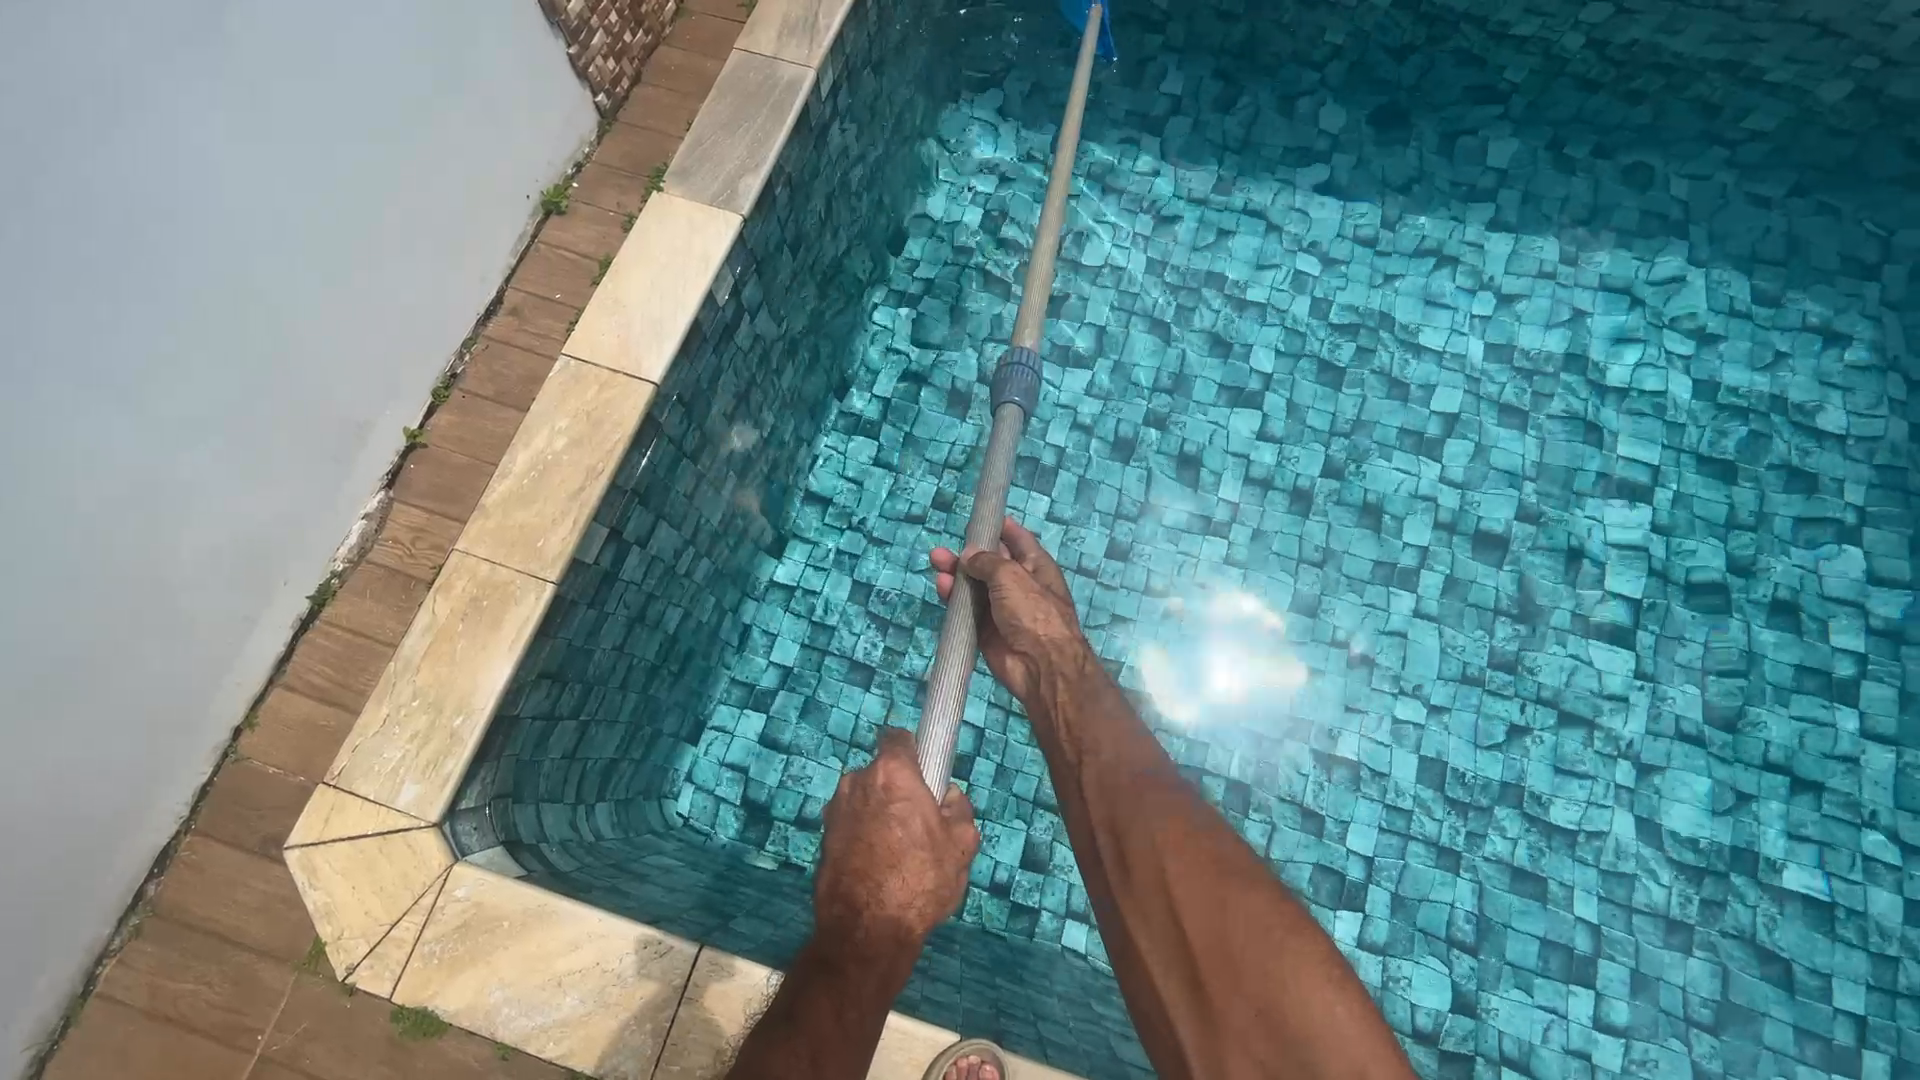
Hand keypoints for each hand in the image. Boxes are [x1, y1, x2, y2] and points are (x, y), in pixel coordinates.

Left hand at [815, 729, 978, 951]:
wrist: (867, 933)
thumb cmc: (920, 880)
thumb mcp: (961, 844)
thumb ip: (959, 809)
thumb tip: (947, 797)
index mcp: (892, 773)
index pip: (899, 739)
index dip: (915, 752)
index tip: (927, 775)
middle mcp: (857, 782)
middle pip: (883, 774)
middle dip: (900, 792)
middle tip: (920, 825)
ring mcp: (834, 811)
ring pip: (866, 801)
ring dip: (880, 816)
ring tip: (899, 854)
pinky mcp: (822, 840)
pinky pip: (851, 826)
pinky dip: (863, 838)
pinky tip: (878, 869)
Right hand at [931, 517, 1092, 704]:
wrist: (1040, 666)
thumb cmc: (1033, 612)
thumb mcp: (1010, 576)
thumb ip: (987, 561)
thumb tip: (969, 555)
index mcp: (1036, 567)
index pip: (1019, 540)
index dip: (1001, 528)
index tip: (981, 519)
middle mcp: (1020, 586)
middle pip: (991, 564)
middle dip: (969, 554)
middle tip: (944, 549)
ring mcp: (1003, 609)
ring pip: (976, 587)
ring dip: (957, 575)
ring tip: (936, 562)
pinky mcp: (987, 631)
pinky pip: (968, 611)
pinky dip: (955, 599)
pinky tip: (942, 588)